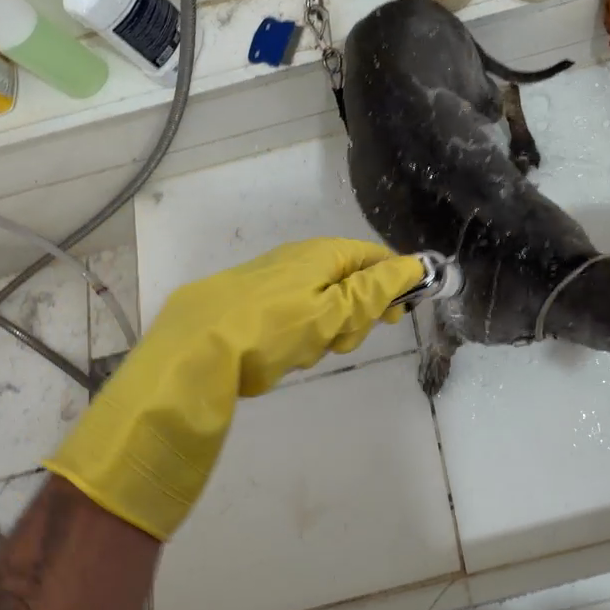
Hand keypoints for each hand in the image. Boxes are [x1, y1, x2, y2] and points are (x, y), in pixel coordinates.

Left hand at [45, 238, 423, 539]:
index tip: (394, 318)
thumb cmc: (274, 329)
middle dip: (355, 315)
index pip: (374, 257)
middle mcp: (298, 258)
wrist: (194, 349)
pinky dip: (298, 334)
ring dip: (326, 330)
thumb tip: (414, 264)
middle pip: (348, 281)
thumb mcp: (335, 312)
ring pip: (321, 302)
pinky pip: (292, 314)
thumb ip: (376, 290)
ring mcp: (271, 279)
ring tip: (306, 353)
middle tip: (341, 343)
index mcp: (323, 253)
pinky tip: (282, 356)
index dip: (392, 284)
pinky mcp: (249, 302)